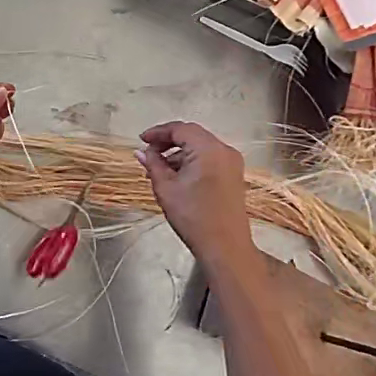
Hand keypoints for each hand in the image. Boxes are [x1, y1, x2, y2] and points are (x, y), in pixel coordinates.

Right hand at [137, 121, 251, 262]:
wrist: (225, 246)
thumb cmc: (192, 215)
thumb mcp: (165, 187)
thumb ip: (153, 164)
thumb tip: (142, 152)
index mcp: (208, 149)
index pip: (180, 129)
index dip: (158, 132)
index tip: (141, 140)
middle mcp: (224, 151)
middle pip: (192, 134)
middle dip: (168, 140)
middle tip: (148, 151)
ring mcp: (232, 163)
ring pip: (200, 146)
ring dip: (179, 151)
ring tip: (159, 167)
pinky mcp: (233, 175)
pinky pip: (209, 157)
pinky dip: (191, 159)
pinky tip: (176, 175)